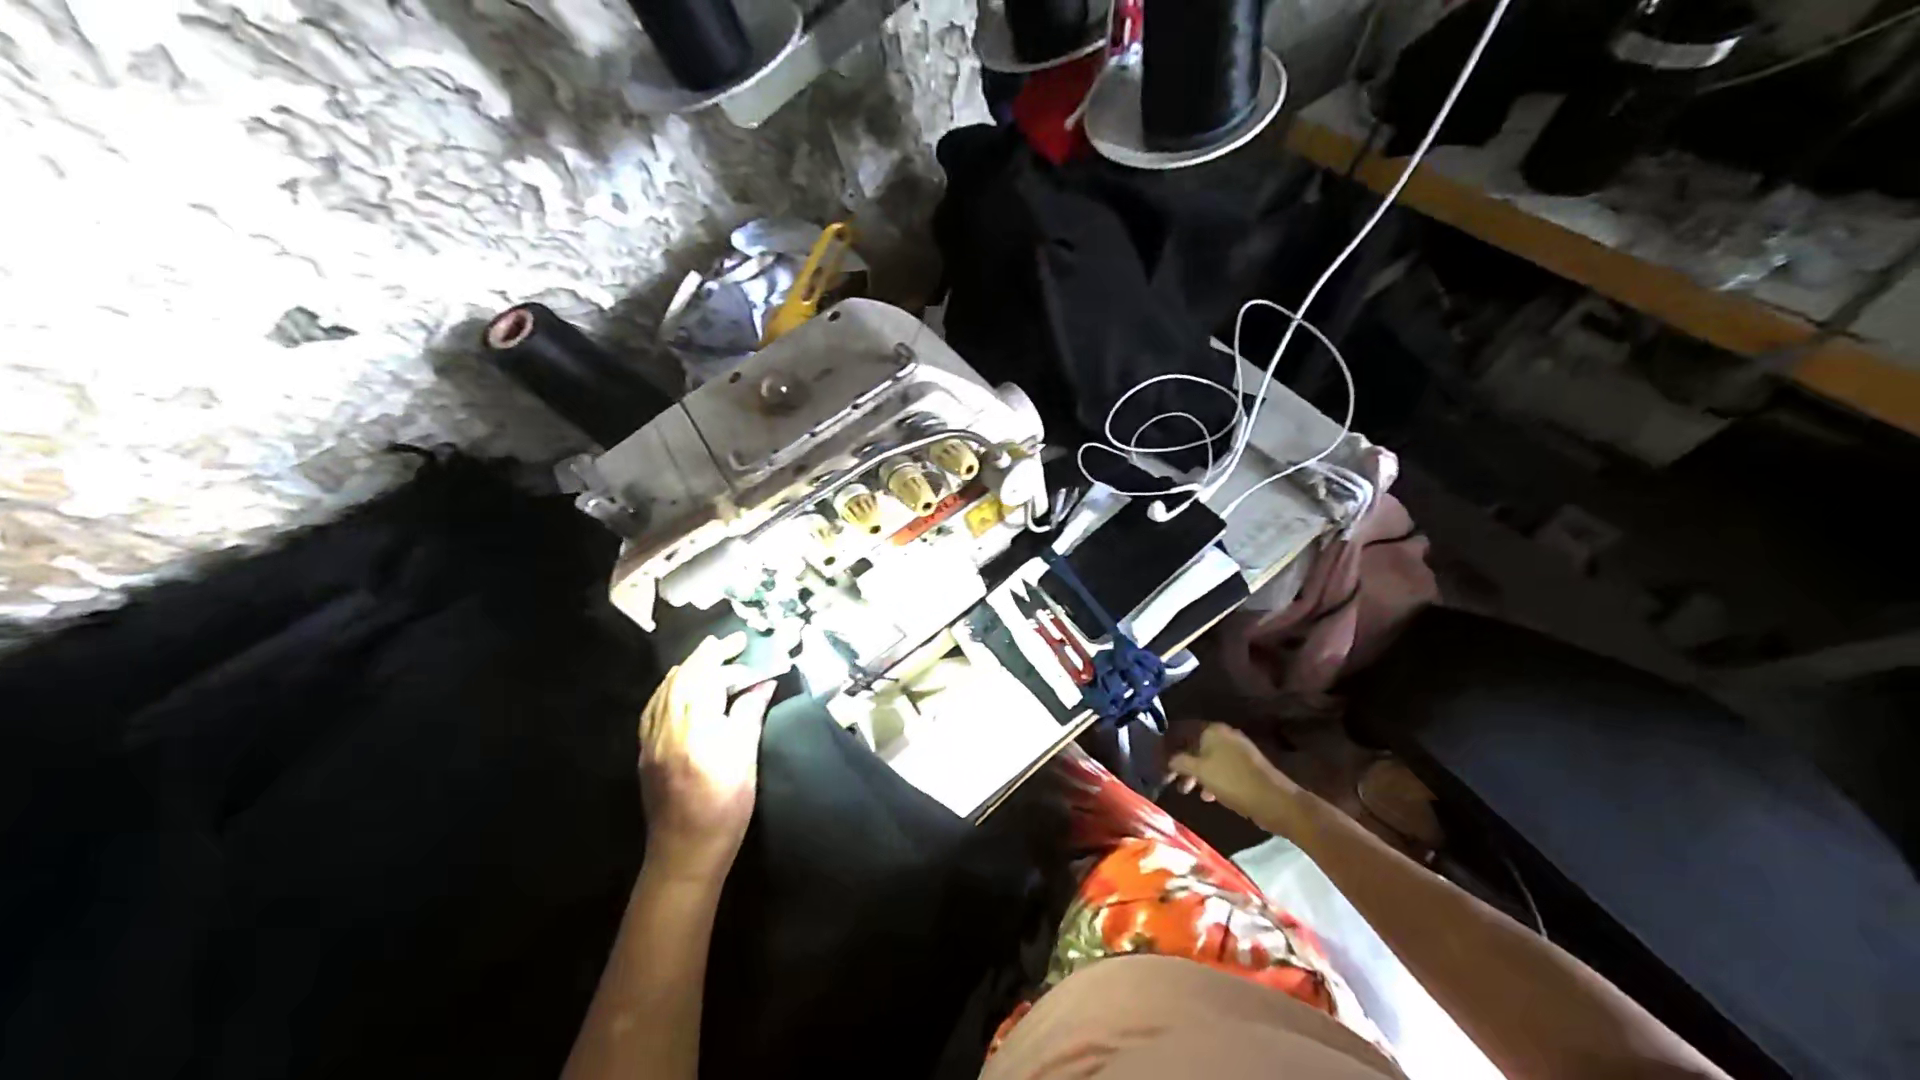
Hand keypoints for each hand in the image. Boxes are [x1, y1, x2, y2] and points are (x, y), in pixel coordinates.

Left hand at [638, 633, 776, 880]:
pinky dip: (668, 689)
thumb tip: (762, 684)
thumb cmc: (724, 808)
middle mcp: (667, 726)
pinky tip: (678, 688)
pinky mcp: (645, 753)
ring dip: (686, 669)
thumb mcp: (745, 758)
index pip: (707, 676)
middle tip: (728, 643)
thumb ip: (749, 714)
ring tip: (706, 658)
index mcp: (695, 726)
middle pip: (683, 678)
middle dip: (705, 656)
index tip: (742, 642)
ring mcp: (651, 739)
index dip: (724, 656)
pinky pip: (653, 707)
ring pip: (664, 691)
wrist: (684, 853)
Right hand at [1166, 723, 1309, 839]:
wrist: (1275, 801)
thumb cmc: (1232, 782)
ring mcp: (1237, 749)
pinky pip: (1220, 767)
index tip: (1157, 762)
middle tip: (1170, 780)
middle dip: (1180, 762)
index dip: (1166, 745)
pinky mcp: (1246, 765)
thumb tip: (1167, 759)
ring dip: (1194, 773)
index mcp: (1211, 730)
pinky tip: (1208, 796)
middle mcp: (1223, 734)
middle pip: (1193, 744)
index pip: (1180, 729)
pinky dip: (1210, 778)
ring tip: (1187, 791)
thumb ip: (1178, 762)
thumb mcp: (1199, 771)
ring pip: (1206, 757)